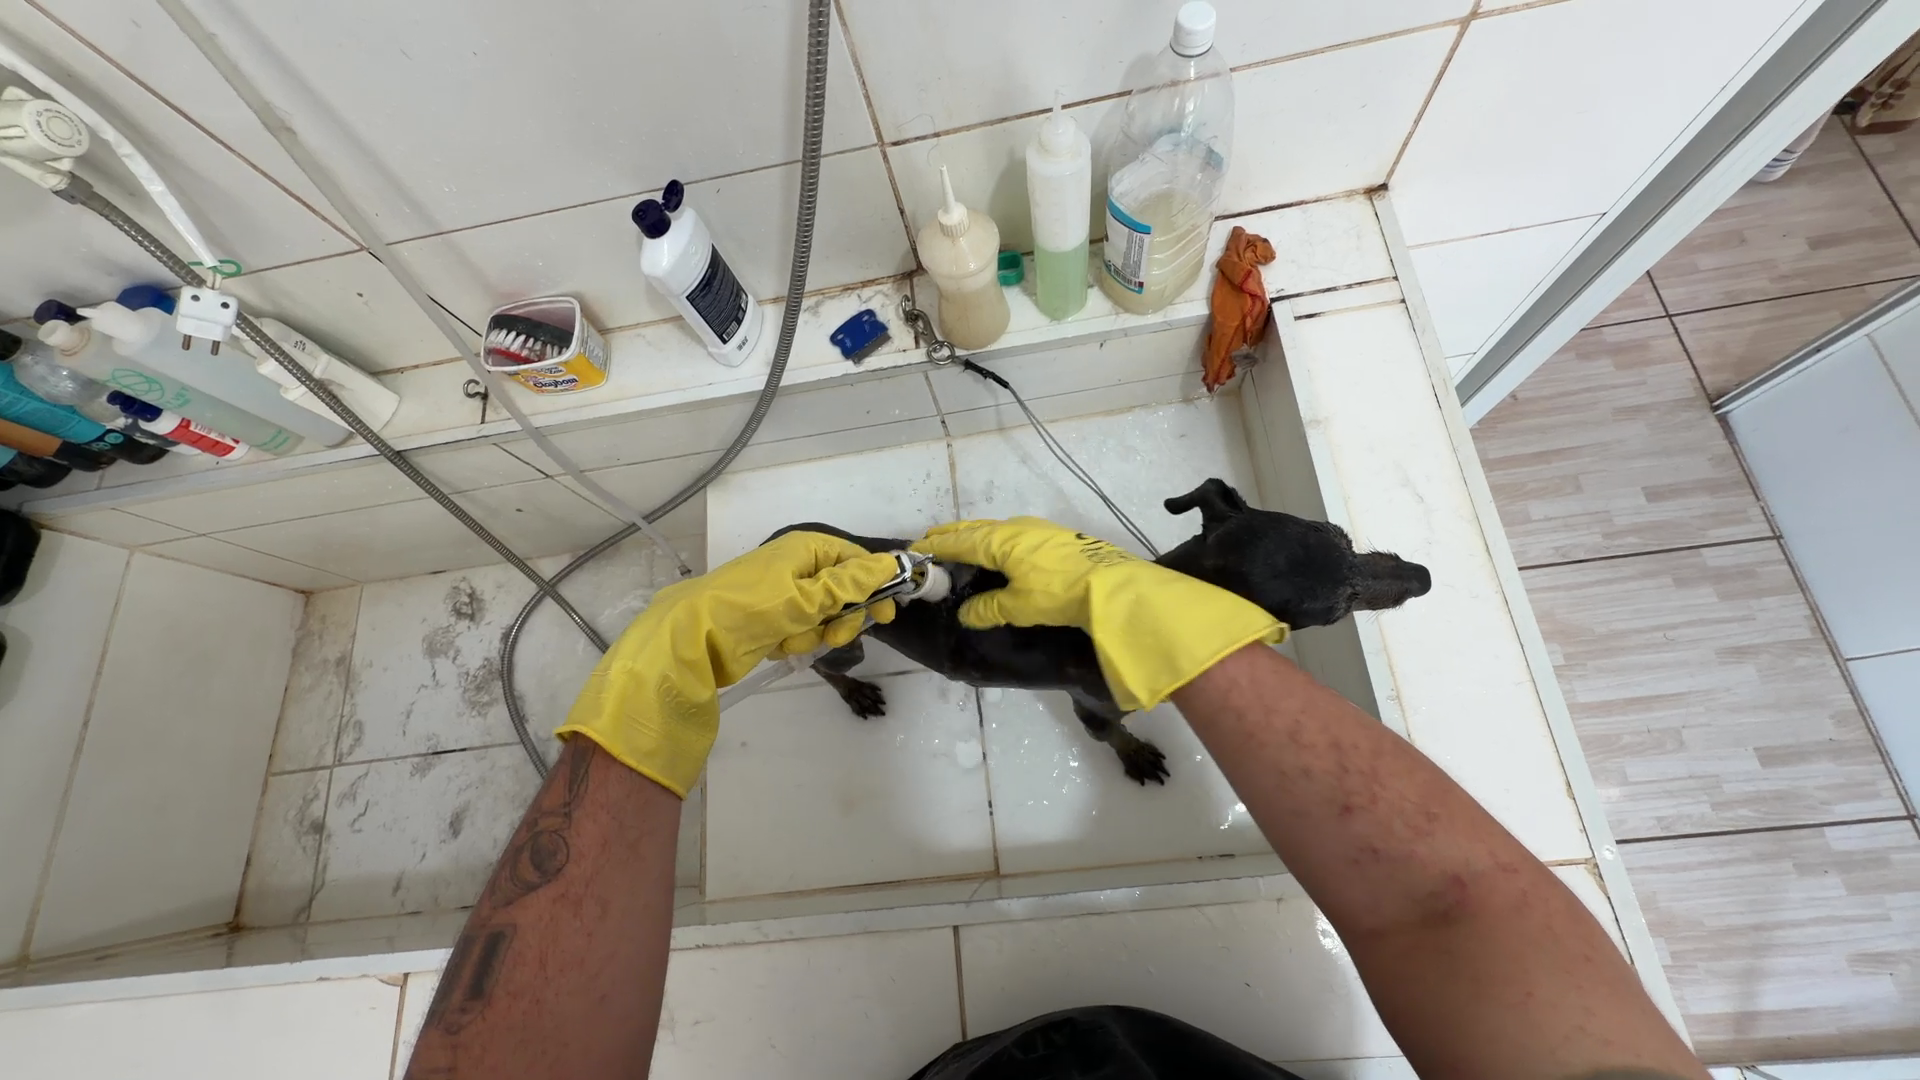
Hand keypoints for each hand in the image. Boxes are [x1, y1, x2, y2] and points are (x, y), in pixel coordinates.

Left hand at [557, 531, 903, 796]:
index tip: (886, 617)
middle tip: (836, 636)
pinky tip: (779, 645)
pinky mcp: (774, 619)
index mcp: (807, 549)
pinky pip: (803, 630)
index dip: (874, 586)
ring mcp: (786, 594)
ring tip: (793, 640)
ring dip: (815, 632)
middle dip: (841, 618)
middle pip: (844, 592)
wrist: (693, 637)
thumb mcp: (808, 597)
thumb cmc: (752, 608)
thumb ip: (852, 584)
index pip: (856, 561)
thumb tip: (891, 563)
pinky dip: (796, 641)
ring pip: (825, 616)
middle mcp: (800, 567)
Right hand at [914, 517, 1284, 711]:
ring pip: (996, 531)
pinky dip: (996, 541)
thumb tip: (968, 612)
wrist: (1112, 585)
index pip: (959, 541)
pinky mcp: (1055, 538)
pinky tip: (1000, 551)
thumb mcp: (1019, 606)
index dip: (937, 546)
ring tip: (962, 545)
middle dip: (953, 535)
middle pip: (975, 530)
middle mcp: (1016, 529)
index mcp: (1000, 541)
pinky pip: (1013, 536)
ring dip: (975, 537)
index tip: (917, 548)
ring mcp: (1038, 530)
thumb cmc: (1058, 594)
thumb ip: (989, 608)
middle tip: (932, 540)